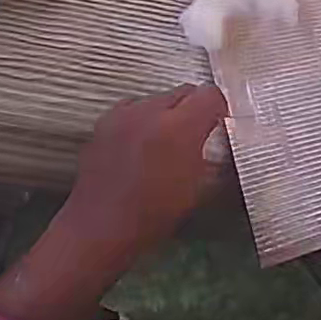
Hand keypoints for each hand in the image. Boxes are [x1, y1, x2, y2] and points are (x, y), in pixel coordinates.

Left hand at [60, 84, 229, 260]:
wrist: (101, 228)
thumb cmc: (154, 215)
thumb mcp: (198, 187)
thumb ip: (210, 153)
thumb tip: (215, 137)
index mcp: (179, 128)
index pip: (210, 95)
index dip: (219, 108)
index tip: (219, 123)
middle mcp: (150, 111)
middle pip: (184, 91)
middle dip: (194, 108)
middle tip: (196, 134)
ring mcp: (124, 113)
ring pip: (158, 98)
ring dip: (167, 113)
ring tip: (166, 141)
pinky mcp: (104, 121)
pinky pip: (133, 108)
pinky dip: (142, 118)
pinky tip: (141, 142)